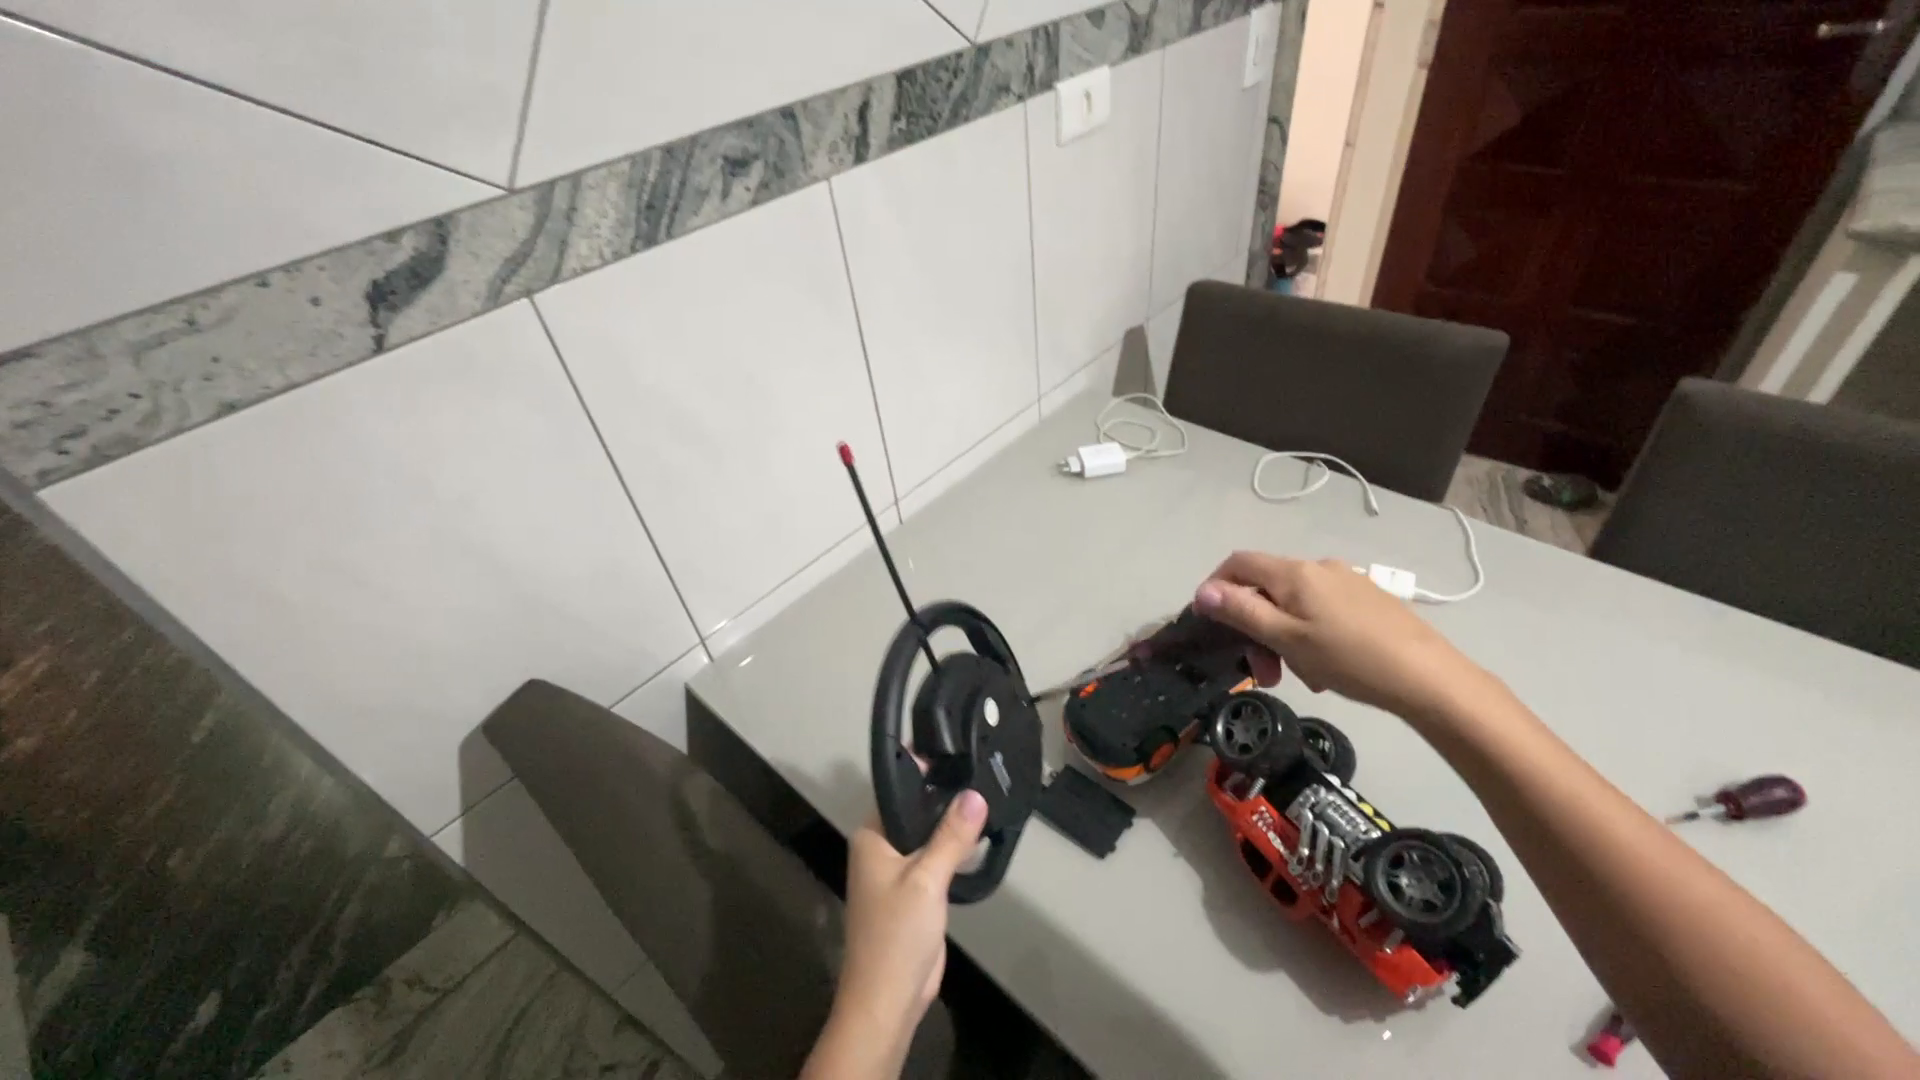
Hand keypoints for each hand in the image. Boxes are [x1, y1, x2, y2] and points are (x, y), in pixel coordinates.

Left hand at [834, 790, 986, 1054]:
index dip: (925, 772)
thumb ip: (951, 836)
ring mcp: (897, 872)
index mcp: (871, 837)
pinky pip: (936, 860)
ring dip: (952, 826)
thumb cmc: (896, 934)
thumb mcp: (927, 880)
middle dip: (945, 799)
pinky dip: (954, 851)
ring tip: (988, 797)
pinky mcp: (915, 893)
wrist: (888, 999)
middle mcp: (880, 849)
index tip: (958, 752)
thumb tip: (975, 794)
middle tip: (982, 772)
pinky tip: (979, 837)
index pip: (898, 791)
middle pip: (916, 813)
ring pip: (928, 837)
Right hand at [1194, 552, 1486, 718]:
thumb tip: (1203, 590)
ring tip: (1300, 677)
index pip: (1238, 563)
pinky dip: (1309, 636)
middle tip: (1263, 672)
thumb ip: (1242, 612)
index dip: (1215, 587)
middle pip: (1267, 588)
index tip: (1210, 623)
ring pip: (1294, 604)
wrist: (1428, 677)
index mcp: (1295, 573)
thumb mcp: (1286, 639)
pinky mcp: (1368, 601)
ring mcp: (1347, 582)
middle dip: (1254, 627)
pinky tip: (1326, 669)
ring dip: (1282, 637)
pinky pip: (1321, 612)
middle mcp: (1319, 567)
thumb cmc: (1349, 658)